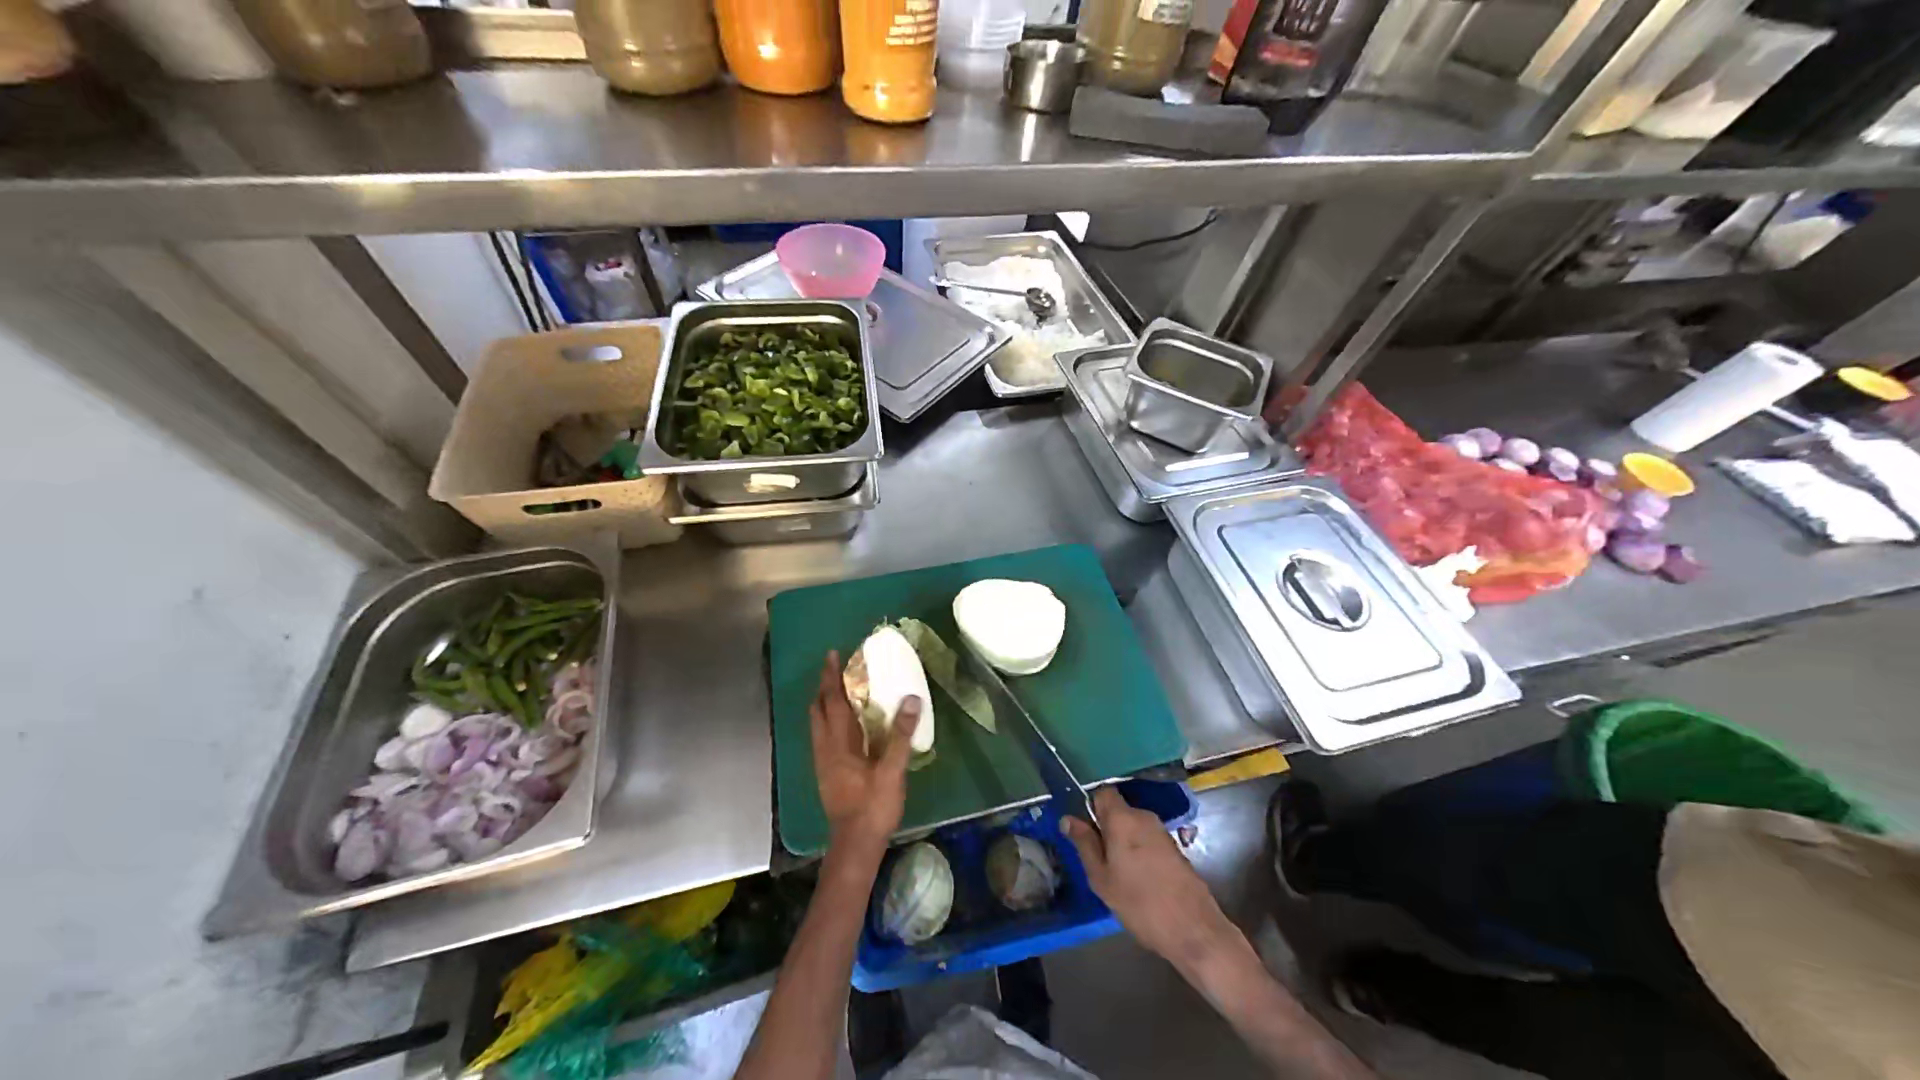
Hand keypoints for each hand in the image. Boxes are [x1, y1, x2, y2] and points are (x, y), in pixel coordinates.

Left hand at [810, 651, 919, 851]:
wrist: (855, 844)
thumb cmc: (873, 806)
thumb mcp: (892, 771)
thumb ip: (901, 735)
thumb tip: (911, 699)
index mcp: (838, 744)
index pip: (832, 701)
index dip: (832, 677)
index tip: (833, 655)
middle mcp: (825, 749)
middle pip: (818, 710)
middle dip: (824, 687)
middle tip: (835, 668)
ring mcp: (822, 763)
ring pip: (817, 724)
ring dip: (824, 703)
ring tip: (838, 690)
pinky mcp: (826, 774)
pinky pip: (822, 737)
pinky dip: (829, 720)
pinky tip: (843, 726)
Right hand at [1063, 787, 1237, 968]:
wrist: (1193, 929)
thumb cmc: (1139, 903)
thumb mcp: (1101, 878)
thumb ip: (1084, 844)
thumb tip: (1068, 818)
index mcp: (1123, 819)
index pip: (1103, 793)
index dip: (1091, 807)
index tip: (1085, 832)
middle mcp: (1144, 817)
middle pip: (1118, 811)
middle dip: (1106, 829)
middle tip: (1098, 861)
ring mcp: (1163, 832)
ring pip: (1133, 827)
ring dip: (1123, 843)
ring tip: (1119, 875)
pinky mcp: (1175, 849)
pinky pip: (1148, 840)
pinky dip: (1140, 853)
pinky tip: (1140, 880)